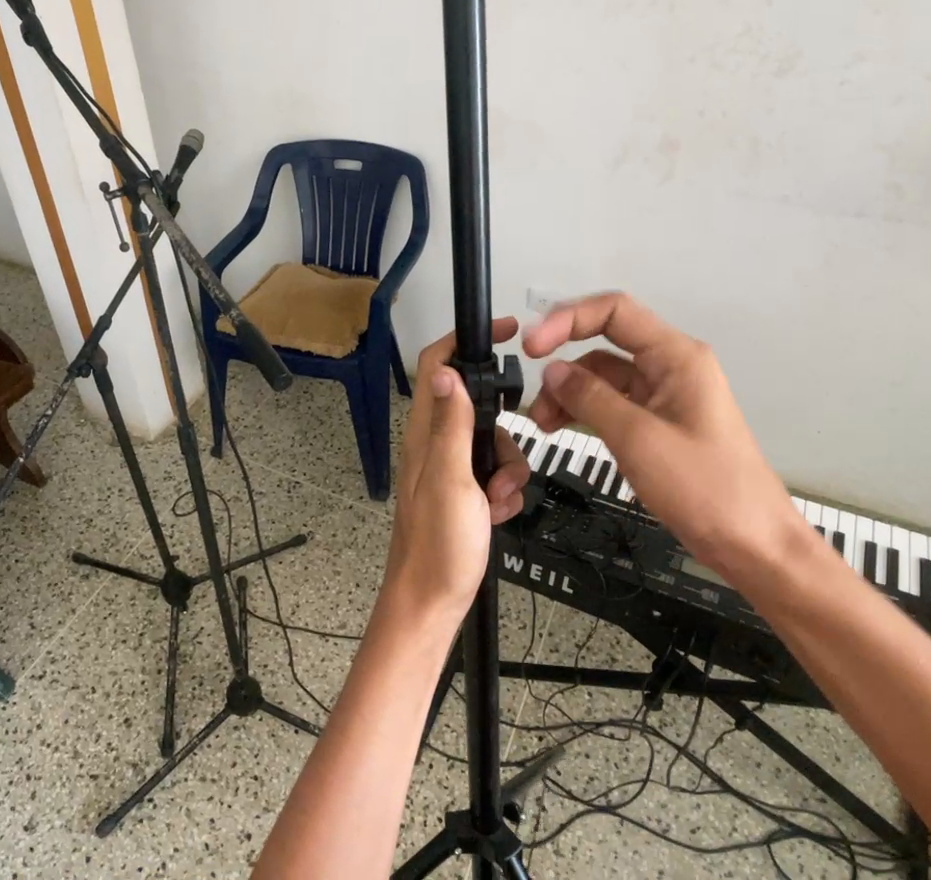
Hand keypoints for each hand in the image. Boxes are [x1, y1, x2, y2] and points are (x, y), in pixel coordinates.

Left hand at [384, 318, 528, 621]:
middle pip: (476, 407)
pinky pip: (494, 474)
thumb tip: (449, 370)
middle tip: (503, 465)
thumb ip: (451, 424)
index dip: (464, 340)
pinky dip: (503, 491)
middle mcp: (433, 444)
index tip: (504, 330)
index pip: (437, 366)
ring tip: (496, 500)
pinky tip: (496, 513)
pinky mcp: (462, 493)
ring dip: (506, 470)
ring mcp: (447, 470)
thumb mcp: (451, 479)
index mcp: (424, 434)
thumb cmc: (439, 544)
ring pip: (491, 443)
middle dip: (501, 431)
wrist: (433, 600)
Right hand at [524, 294, 798, 583]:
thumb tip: (552, 370)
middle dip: (563, 365)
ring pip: (603, 377)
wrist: (751, 543)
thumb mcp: (638, 439)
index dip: (566, 320)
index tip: (531, 349)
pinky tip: (564, 428)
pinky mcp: (658, 424)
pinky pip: (612, 403)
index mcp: (676, 357)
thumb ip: (590, 398)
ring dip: (569, 393)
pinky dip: (584, 412)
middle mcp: (670, 367)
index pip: (613, 312)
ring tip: (543, 424)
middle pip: (603, 344)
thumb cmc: (703, 487)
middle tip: (534, 400)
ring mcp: (665, 396)